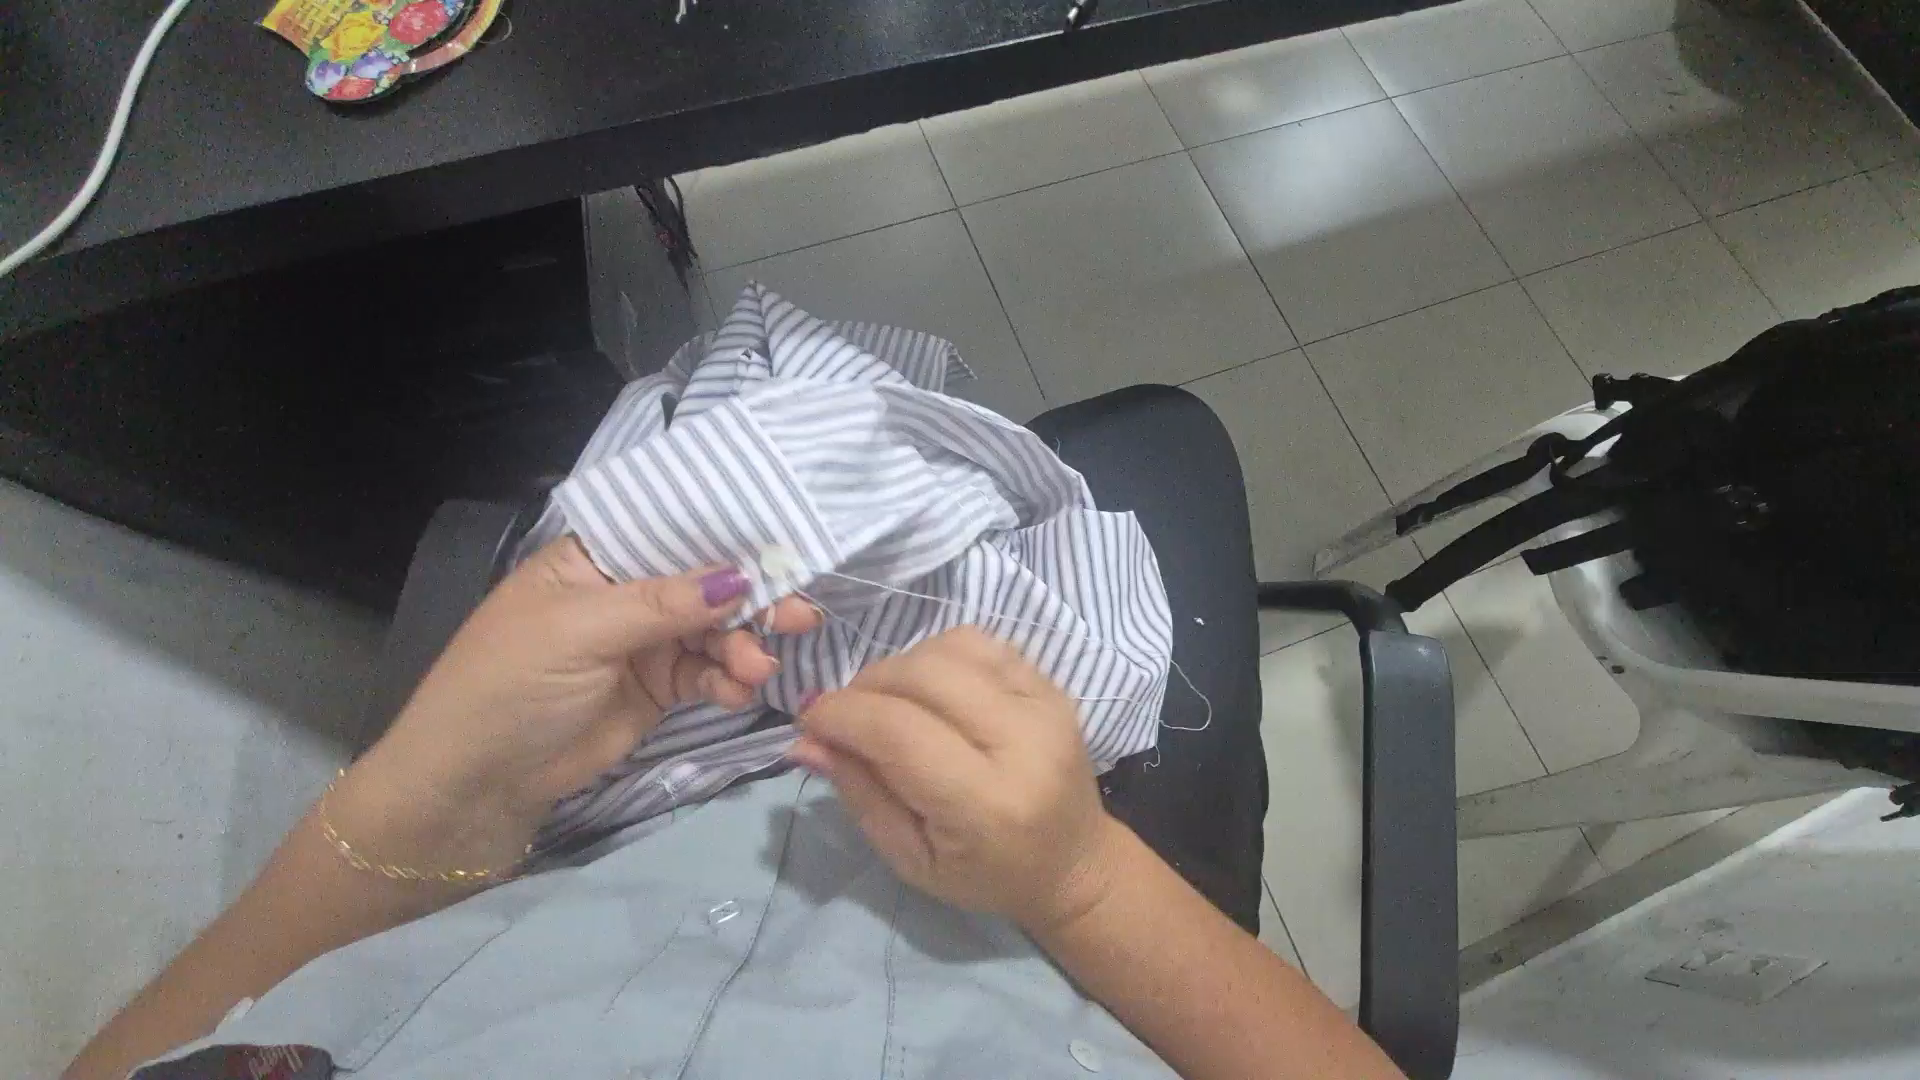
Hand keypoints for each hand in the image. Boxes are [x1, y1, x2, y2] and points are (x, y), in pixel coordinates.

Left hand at [355, 537, 821, 837]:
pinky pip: (709, 676)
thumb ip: (663, 604)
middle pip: (706, 585)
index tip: (785, 548)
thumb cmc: (508, 685)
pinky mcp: (661, 688)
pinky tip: (738, 693)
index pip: (673, 535)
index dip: (728, 539)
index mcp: (597, 560)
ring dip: (744, 648)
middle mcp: (629, 593)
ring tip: (757, 670)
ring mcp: (647, 642)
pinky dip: (729, 682)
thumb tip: (740, 577)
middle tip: (799, 617)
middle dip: (752, 600)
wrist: (475, 787)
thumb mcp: (580, 632)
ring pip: (716, 632)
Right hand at [788, 627, 1124, 931]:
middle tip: (846, 712)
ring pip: (952, 646)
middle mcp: (1024, 741)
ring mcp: (1046, 704)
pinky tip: (931, 687)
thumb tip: (806, 739)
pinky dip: (940, 654)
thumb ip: (859, 793)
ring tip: (888, 700)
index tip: (810, 721)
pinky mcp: (1054, 685)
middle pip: (925, 675)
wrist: (1074, 861)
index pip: (900, 731)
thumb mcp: (910, 858)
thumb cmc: (986, 874)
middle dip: (866, 684)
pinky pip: (983, 643)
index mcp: (987, 803)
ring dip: (902, 664)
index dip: (842, 715)